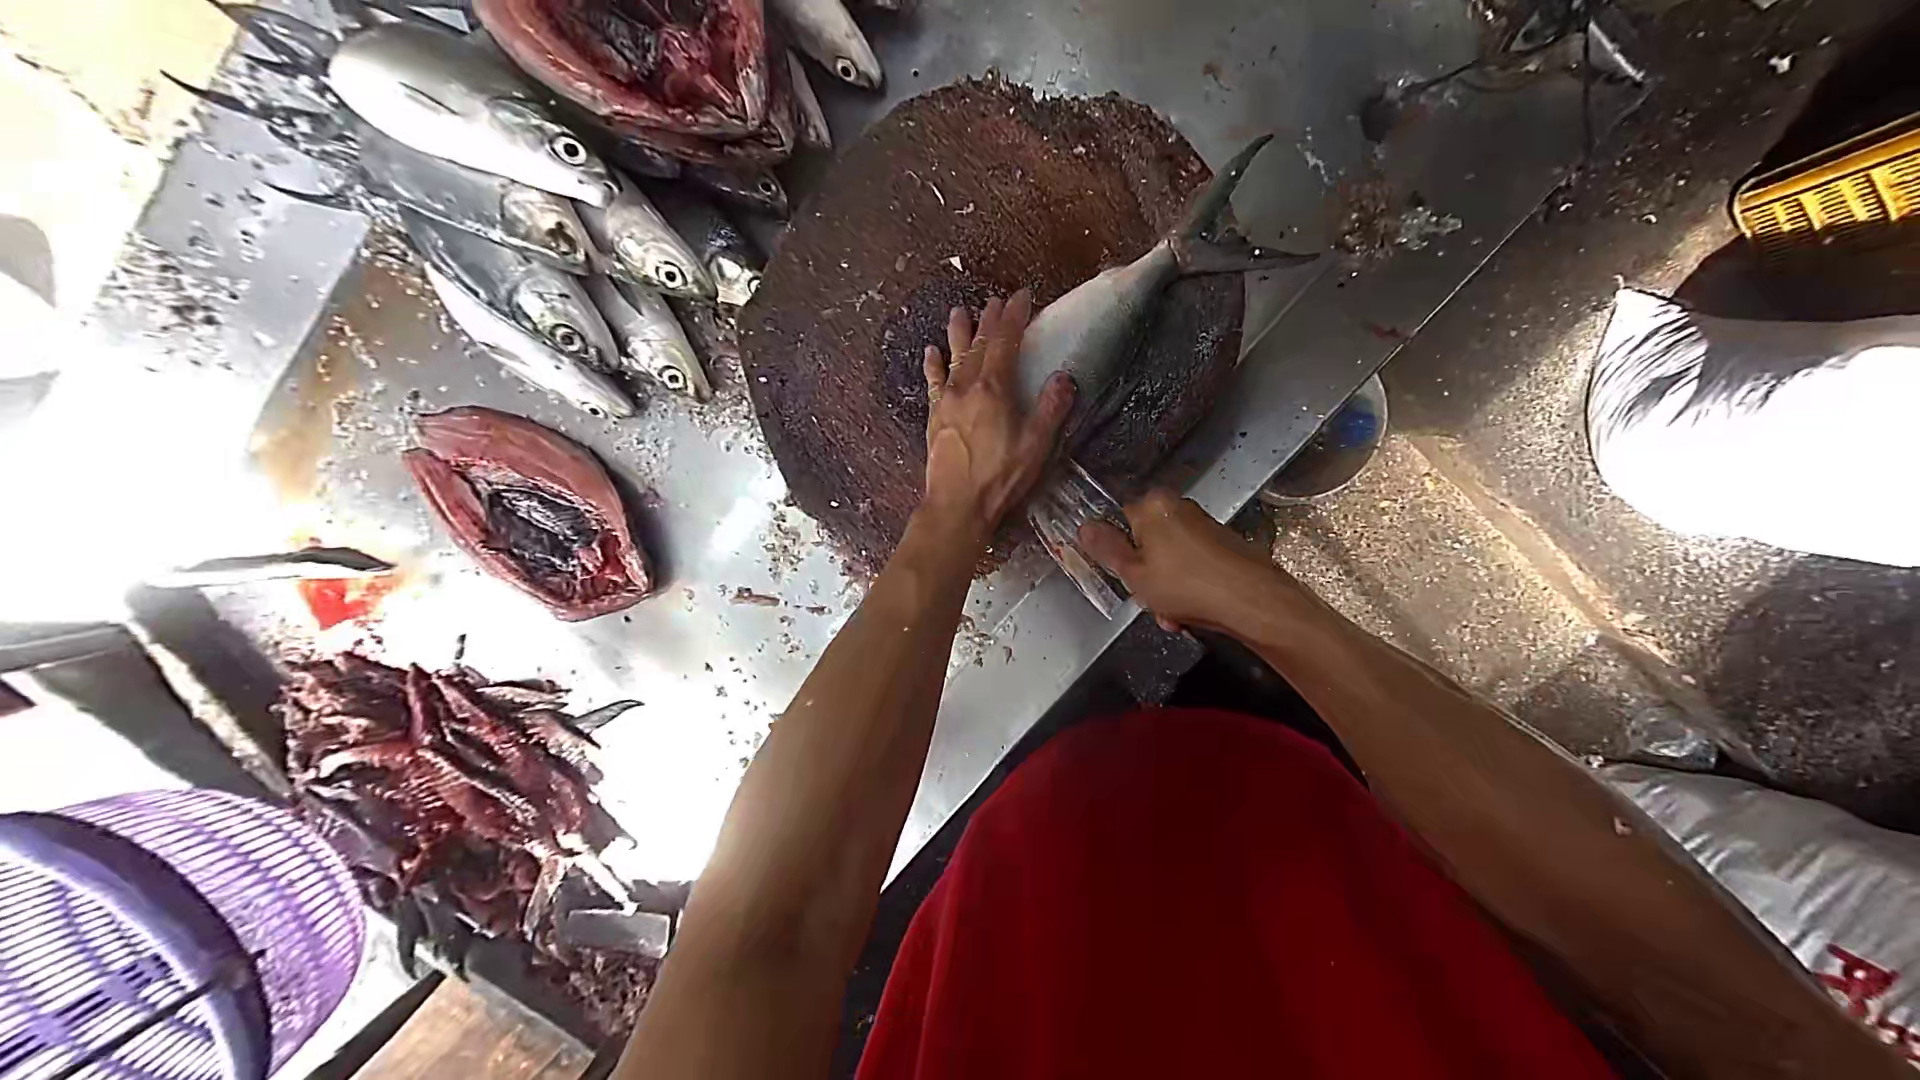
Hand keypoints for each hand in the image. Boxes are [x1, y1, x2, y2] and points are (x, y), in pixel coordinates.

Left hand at [920, 290, 1074, 540]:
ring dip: (958, 334)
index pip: (1006, 342)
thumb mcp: (1036, 445)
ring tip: (959, 311)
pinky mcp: (934, 418)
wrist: (957, 505)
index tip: (1023, 296)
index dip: (1015, 316)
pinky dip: (933, 365)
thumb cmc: (1000, 478)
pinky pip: (933, 383)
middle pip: (979, 345)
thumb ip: (1051, 409)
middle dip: (990, 320)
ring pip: (953, 358)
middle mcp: (966, 388)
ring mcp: (946, 402)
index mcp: (994, 390)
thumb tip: (1064, 377)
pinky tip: (931, 352)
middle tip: (997, 299)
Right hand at [1077, 490, 1277, 632]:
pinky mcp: (1223, 544)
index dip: (1116, 552)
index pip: (1117, 521)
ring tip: (1173, 613)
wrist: (1253, 601)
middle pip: (1144, 541)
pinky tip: (1191, 610)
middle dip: (1144, 574)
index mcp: (1153, 506)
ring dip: (1165, 586)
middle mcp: (1179, 507)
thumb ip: (1106, 549)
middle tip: (1148, 598)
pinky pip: (1191, 564)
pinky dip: (1187, 585)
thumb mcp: (1134, 574)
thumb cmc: (1189, 586)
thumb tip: (1085, 528)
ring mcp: (1203, 525)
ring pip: (1168, 557)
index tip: (1121, 575)